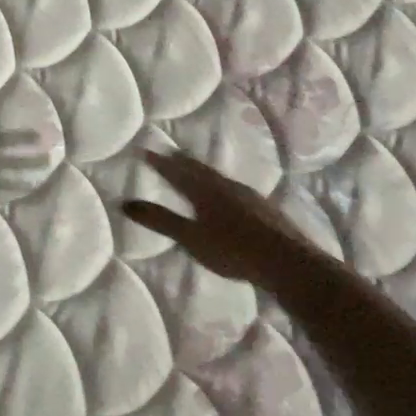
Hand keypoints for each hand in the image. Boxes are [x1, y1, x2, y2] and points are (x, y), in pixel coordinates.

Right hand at [122, 150, 319, 288]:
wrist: (293, 266)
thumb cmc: (234, 250)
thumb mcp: (190, 238)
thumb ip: (159, 220)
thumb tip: (123, 202)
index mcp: (204, 191)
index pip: (175, 171)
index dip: (158, 162)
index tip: (143, 150)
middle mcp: (227, 187)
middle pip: (200, 170)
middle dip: (182, 161)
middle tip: (170, 152)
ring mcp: (252, 198)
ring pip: (221, 178)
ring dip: (206, 172)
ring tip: (198, 170)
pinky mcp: (270, 212)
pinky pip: (239, 191)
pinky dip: (225, 187)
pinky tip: (232, 195)